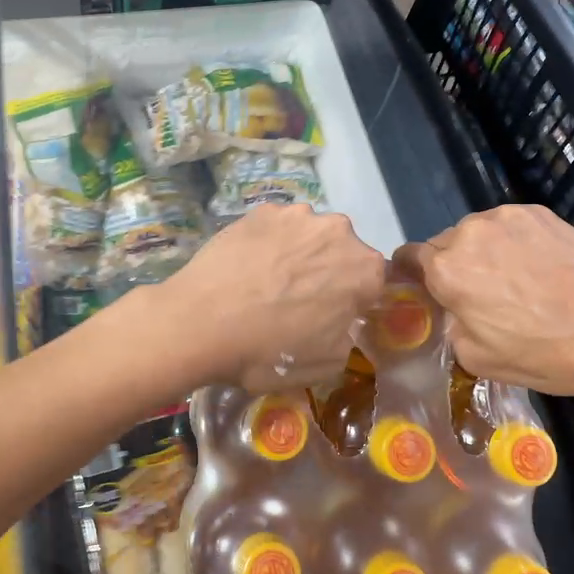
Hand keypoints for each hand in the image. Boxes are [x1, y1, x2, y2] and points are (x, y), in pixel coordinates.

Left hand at [158, 203, 385, 393]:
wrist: (200, 321)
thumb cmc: (267, 351)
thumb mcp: (327, 364)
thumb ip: (349, 336)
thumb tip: (343, 321)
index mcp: (365, 270)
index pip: (374, 282)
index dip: (354, 301)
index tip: (331, 316)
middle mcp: (338, 231)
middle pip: (342, 252)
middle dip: (327, 272)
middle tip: (295, 300)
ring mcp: (297, 215)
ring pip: (308, 236)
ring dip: (297, 254)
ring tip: (265, 283)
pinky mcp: (260, 210)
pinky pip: (276, 228)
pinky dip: (268, 243)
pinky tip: (246, 267)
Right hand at [396, 205, 573, 407]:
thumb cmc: (544, 353)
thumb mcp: (476, 358)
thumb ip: (449, 324)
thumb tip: (454, 309)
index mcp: (446, 269)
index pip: (407, 257)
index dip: (412, 275)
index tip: (428, 292)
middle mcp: (469, 233)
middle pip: (444, 244)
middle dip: (453, 266)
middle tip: (480, 296)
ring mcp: (507, 218)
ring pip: (479, 232)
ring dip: (484, 252)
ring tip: (516, 281)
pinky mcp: (541, 213)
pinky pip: (511, 226)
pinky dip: (516, 243)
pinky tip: (540, 269)